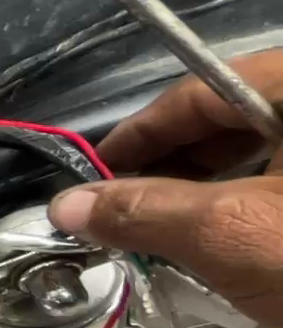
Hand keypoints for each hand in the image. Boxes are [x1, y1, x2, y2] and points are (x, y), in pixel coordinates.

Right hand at [48, 48, 282, 327]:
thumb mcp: (229, 234)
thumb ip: (137, 210)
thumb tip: (65, 205)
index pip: (201, 90)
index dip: (134, 137)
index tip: (92, 181)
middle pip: (247, 112)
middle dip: (178, 163)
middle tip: (131, 211)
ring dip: (224, 184)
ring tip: (187, 231)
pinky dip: (274, 198)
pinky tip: (254, 237)